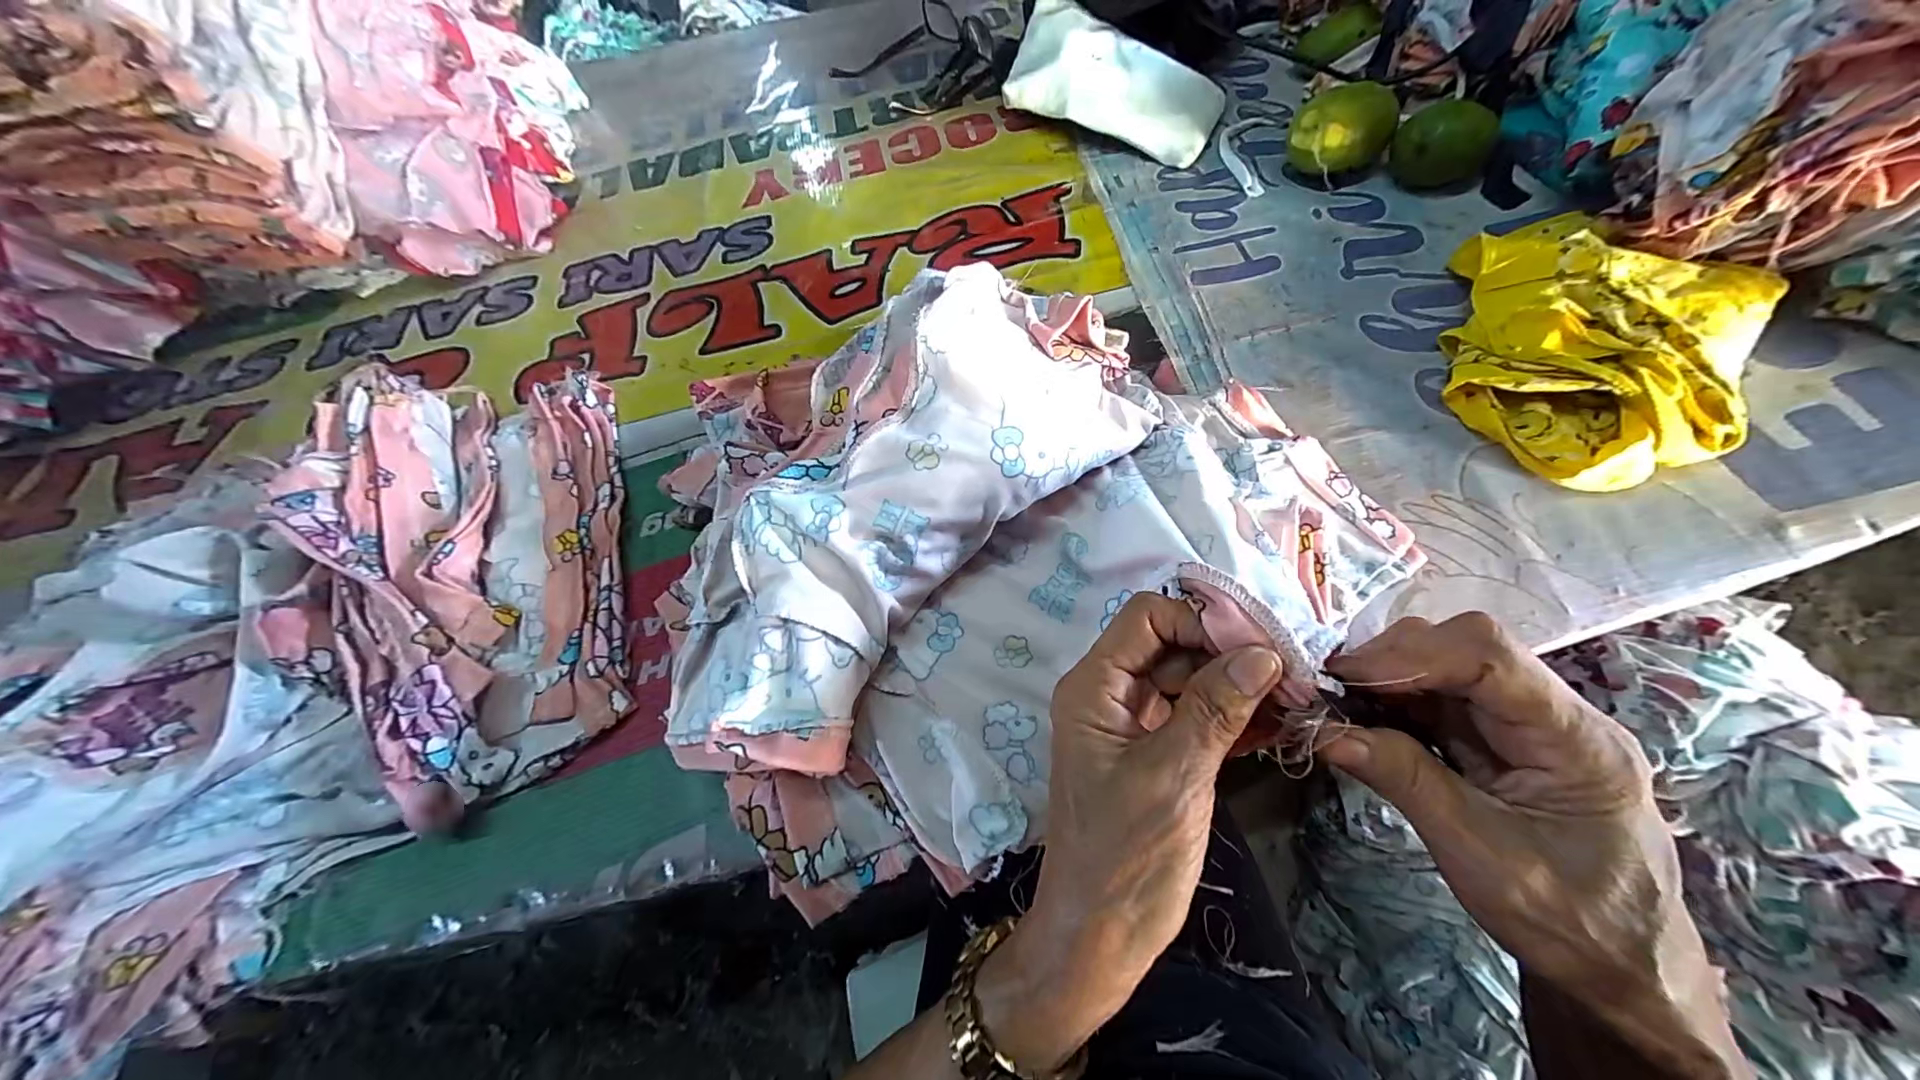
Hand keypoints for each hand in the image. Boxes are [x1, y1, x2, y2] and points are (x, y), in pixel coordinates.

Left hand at [973, 593, 1282, 1071]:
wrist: (1099, 936)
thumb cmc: (1125, 856)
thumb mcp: (1174, 777)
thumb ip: (1214, 709)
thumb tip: (1263, 651)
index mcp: (1094, 687)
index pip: (1147, 617)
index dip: (1203, 621)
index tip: (1264, 644)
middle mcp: (1109, 694)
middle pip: (1172, 644)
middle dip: (1229, 652)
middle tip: (1297, 674)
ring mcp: (1133, 723)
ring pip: (1189, 679)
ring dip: (1239, 684)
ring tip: (1300, 698)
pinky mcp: (1156, 753)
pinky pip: (1196, 716)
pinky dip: (1233, 716)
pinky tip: (1280, 724)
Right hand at [1320, 613, 1746, 1076]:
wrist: (1619, 970)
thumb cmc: (1567, 920)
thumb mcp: (1478, 853)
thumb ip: (1404, 780)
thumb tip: (1324, 730)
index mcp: (1575, 740)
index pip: (1491, 658)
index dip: (1412, 655)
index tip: (1345, 676)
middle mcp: (1552, 714)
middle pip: (1464, 646)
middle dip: (1389, 659)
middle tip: (1328, 688)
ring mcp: (1521, 722)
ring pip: (1442, 663)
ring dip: (1381, 676)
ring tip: (1333, 701)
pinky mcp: (1492, 736)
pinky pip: (1432, 696)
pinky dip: (1386, 699)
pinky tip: (1357, 716)